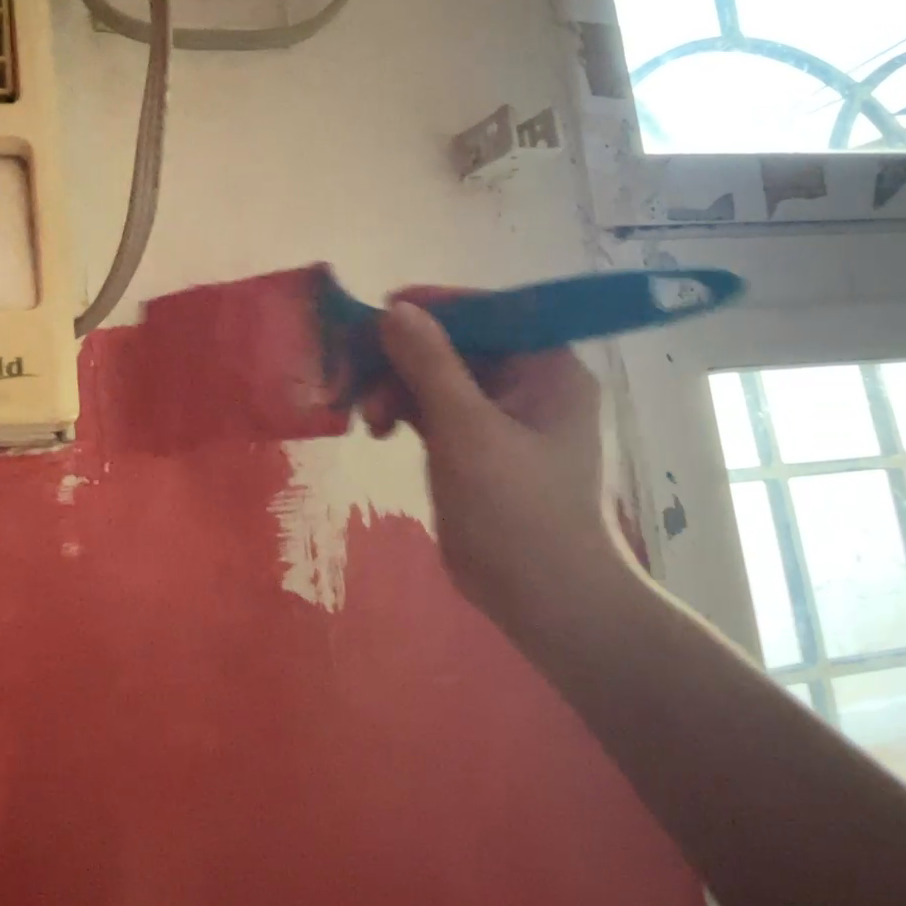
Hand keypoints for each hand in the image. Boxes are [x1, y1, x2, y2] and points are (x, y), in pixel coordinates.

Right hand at [358, 290, 626, 619]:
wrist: (542, 597)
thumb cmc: (516, 509)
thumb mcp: (467, 430)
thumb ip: (429, 364)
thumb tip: (395, 309)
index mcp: (547, 367)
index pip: (489, 312)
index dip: (434, 308)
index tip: (379, 314)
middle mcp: (526, 383)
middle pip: (456, 344)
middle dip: (404, 358)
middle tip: (358, 375)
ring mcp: (499, 417)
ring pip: (437, 378)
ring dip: (396, 388)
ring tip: (369, 419)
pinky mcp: (474, 447)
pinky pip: (432, 409)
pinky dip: (403, 412)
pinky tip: (378, 429)